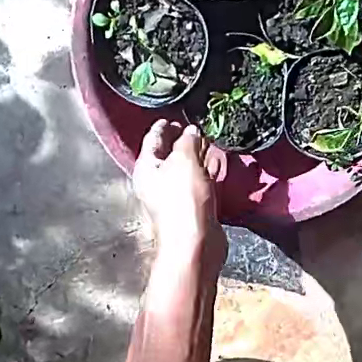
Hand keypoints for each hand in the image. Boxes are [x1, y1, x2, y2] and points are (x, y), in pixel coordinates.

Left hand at [132, 120, 224, 268]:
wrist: (194, 243)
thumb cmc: (183, 201)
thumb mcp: (184, 161)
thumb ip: (188, 141)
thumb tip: (192, 131)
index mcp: (146, 169)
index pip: (153, 140)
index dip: (164, 126)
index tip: (174, 117)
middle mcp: (156, 182)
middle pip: (168, 155)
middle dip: (181, 141)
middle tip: (195, 128)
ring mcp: (173, 196)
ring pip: (184, 169)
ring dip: (195, 156)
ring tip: (208, 143)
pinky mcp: (191, 207)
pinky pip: (197, 183)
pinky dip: (205, 172)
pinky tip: (215, 166)